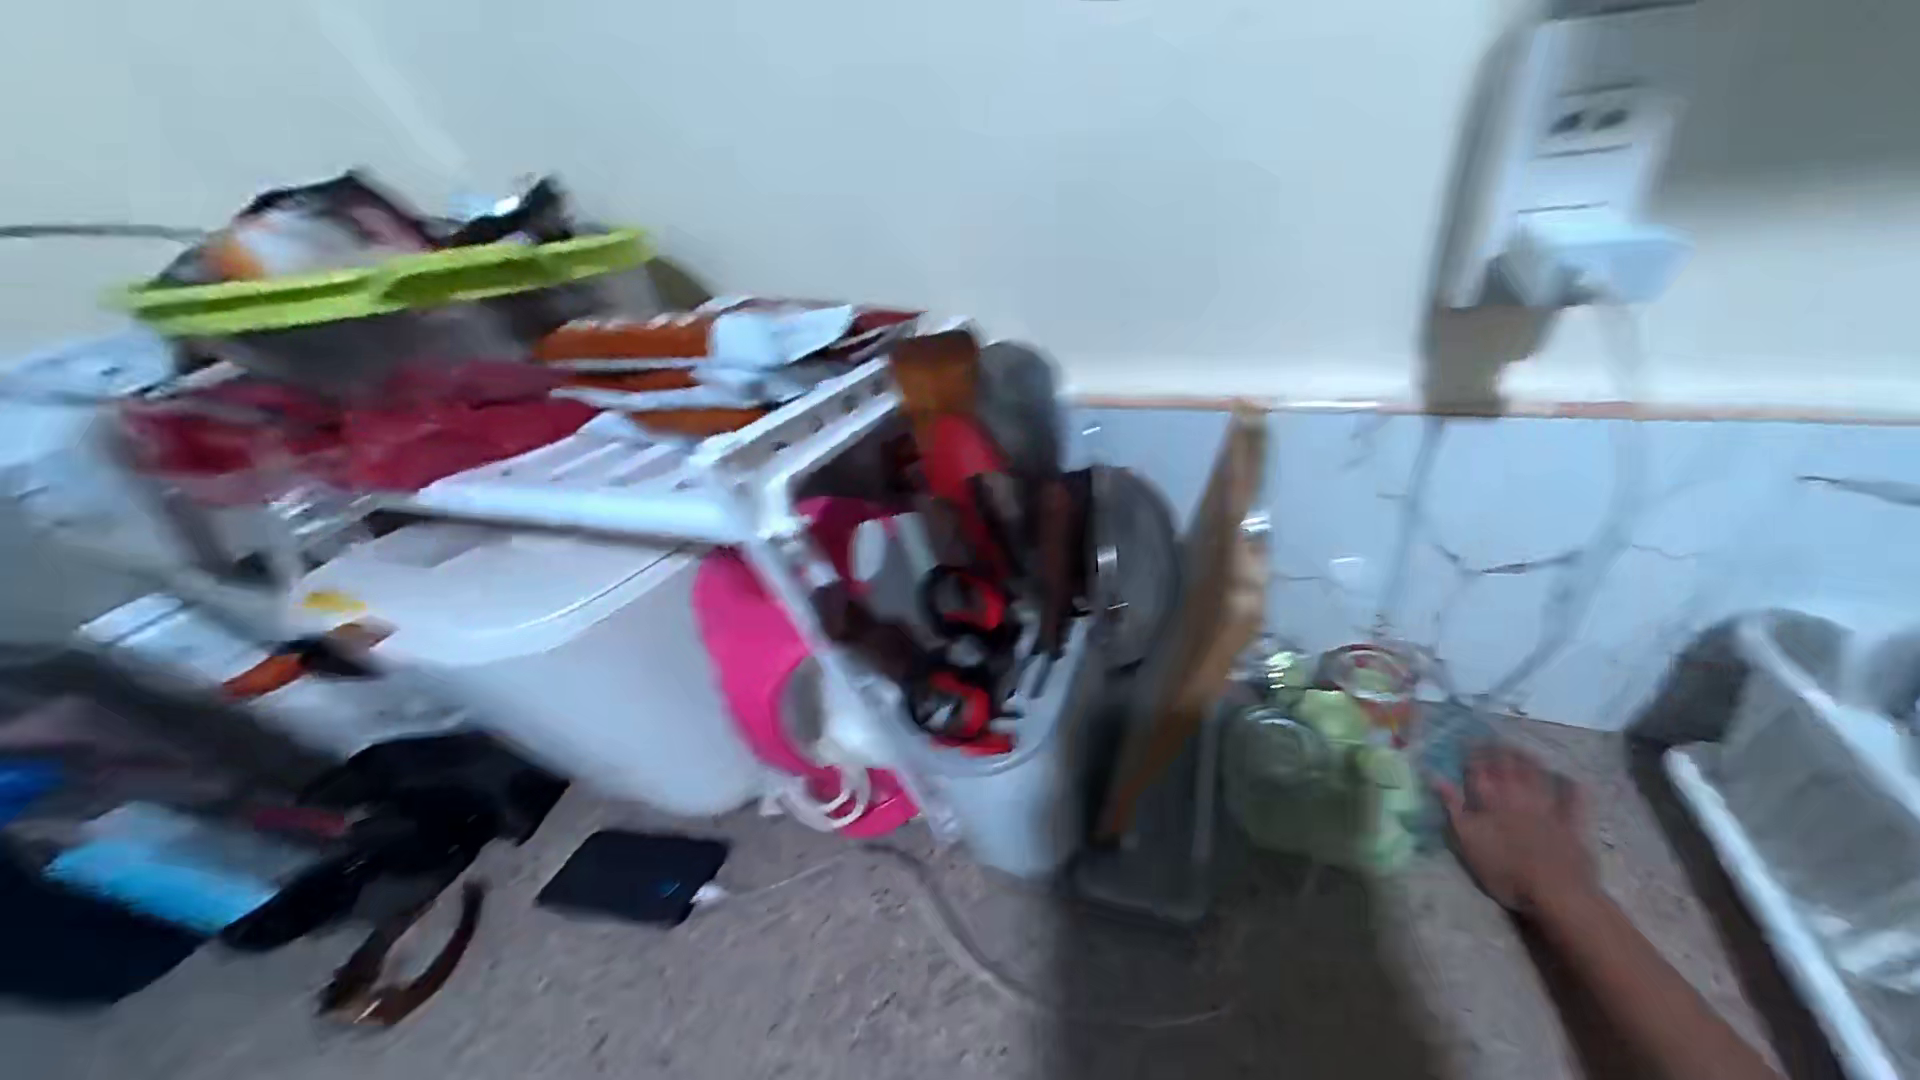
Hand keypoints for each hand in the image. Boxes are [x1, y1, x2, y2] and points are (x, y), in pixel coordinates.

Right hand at [1434, 743, 1597, 915]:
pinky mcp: (1572, 825)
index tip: (1466, 741)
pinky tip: (1569, 778)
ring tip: (1521, 748)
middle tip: (1493, 738)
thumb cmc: (1504, 870)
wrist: (1556, 895)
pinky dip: (1571, 788)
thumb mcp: (1466, 840)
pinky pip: (1573, 801)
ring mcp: (1547, 810)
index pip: (1478, 771)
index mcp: (1490, 802)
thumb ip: (1452, 807)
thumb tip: (1435, 777)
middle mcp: (1517, 799)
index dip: (1472, 755)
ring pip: (1536, 777)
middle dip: (1499, 751)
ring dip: (1528, 761)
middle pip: (1507, 769)